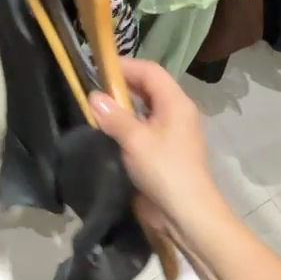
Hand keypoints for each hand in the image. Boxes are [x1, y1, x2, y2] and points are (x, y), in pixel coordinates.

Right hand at [89, 58, 232, 237]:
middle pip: (149, 89)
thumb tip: (94, 97)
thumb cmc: (164, 170)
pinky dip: (128, 128)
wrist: (186, 213)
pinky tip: (110, 135)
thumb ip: (114, 116)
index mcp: (176, 102)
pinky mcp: (166, 153)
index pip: (150, 72)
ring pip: (147, 111)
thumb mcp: (135, 140)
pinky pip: (146, 130)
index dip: (125, 66)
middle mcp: (177, 113)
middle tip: (94, 92)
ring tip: (98, 112)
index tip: (97, 69)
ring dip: (124, 109)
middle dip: (122, 88)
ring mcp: (173, 134)